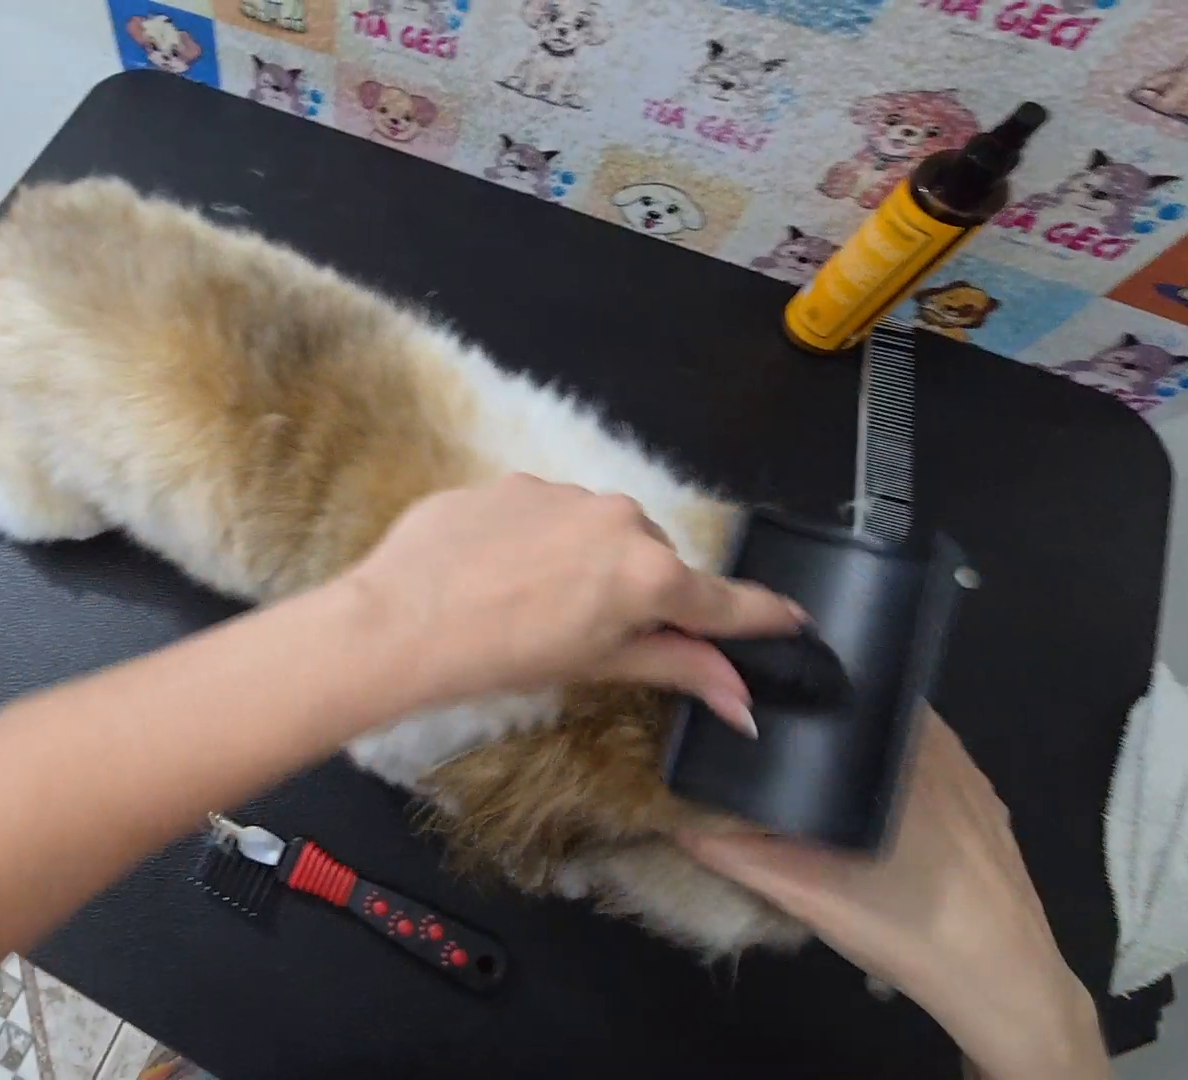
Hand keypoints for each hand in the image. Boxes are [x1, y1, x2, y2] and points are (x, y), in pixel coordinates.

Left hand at [337, 474, 803, 729]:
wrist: (399, 620)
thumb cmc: (500, 657)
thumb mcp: (591, 665)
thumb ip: (674, 666)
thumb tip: (743, 698)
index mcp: (648, 573)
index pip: (720, 599)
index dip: (755, 614)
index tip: (789, 619)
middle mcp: (616, 519)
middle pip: (651, 556)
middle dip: (635, 587)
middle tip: (589, 623)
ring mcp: (559, 492)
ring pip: (594, 528)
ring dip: (582, 556)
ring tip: (529, 593)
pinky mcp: (508, 481)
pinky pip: (541, 511)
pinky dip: (533, 535)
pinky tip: (495, 564)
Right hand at [680, 711, 1108, 1079]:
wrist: (1008, 993)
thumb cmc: (908, 926)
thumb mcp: (803, 893)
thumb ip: (732, 853)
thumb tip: (669, 817)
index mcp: (903, 759)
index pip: (853, 687)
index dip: (805, 677)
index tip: (762, 678)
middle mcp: (944, 755)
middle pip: (875, 706)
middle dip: (827, 705)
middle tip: (773, 713)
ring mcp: (974, 782)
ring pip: (905, 733)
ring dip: (862, 732)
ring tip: (808, 741)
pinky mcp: (990, 810)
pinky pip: (932, 760)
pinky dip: (895, 759)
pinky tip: (862, 786)